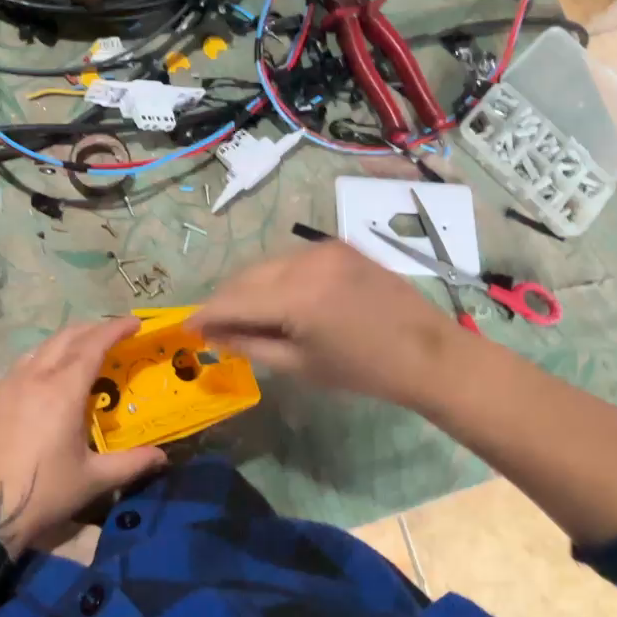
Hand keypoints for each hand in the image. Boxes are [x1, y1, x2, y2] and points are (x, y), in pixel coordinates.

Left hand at [0, 317, 168, 557]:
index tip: (134, 323)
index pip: (93, 345)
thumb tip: (163, 457)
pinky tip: (45, 380)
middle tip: (113, 335)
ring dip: (65, 343)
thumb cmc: (43, 493)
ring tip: (81, 354)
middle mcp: (33, 377)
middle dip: (92, 329)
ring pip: (40, 349)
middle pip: (66, 338)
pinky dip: (40, 361)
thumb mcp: (93, 480)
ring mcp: (6, 385)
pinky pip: (19, 367)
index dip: (115, 329)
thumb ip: (131, 464)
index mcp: (63, 390)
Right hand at [188, 240, 464, 406]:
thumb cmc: (364, 371)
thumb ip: (249, 345)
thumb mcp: (300, 366)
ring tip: (244, 314)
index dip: (206, 315)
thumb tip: (211, 336)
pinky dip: (275, 278)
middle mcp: (305, 263)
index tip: (186, 328)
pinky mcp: (338, 246)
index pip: (233, 301)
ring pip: (265, 266)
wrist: (430, 353)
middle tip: (211, 326)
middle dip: (225, 301)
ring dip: (249, 288)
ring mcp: (324, 250)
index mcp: (297, 298)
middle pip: (245, 278)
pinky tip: (277, 300)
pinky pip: (291, 260)